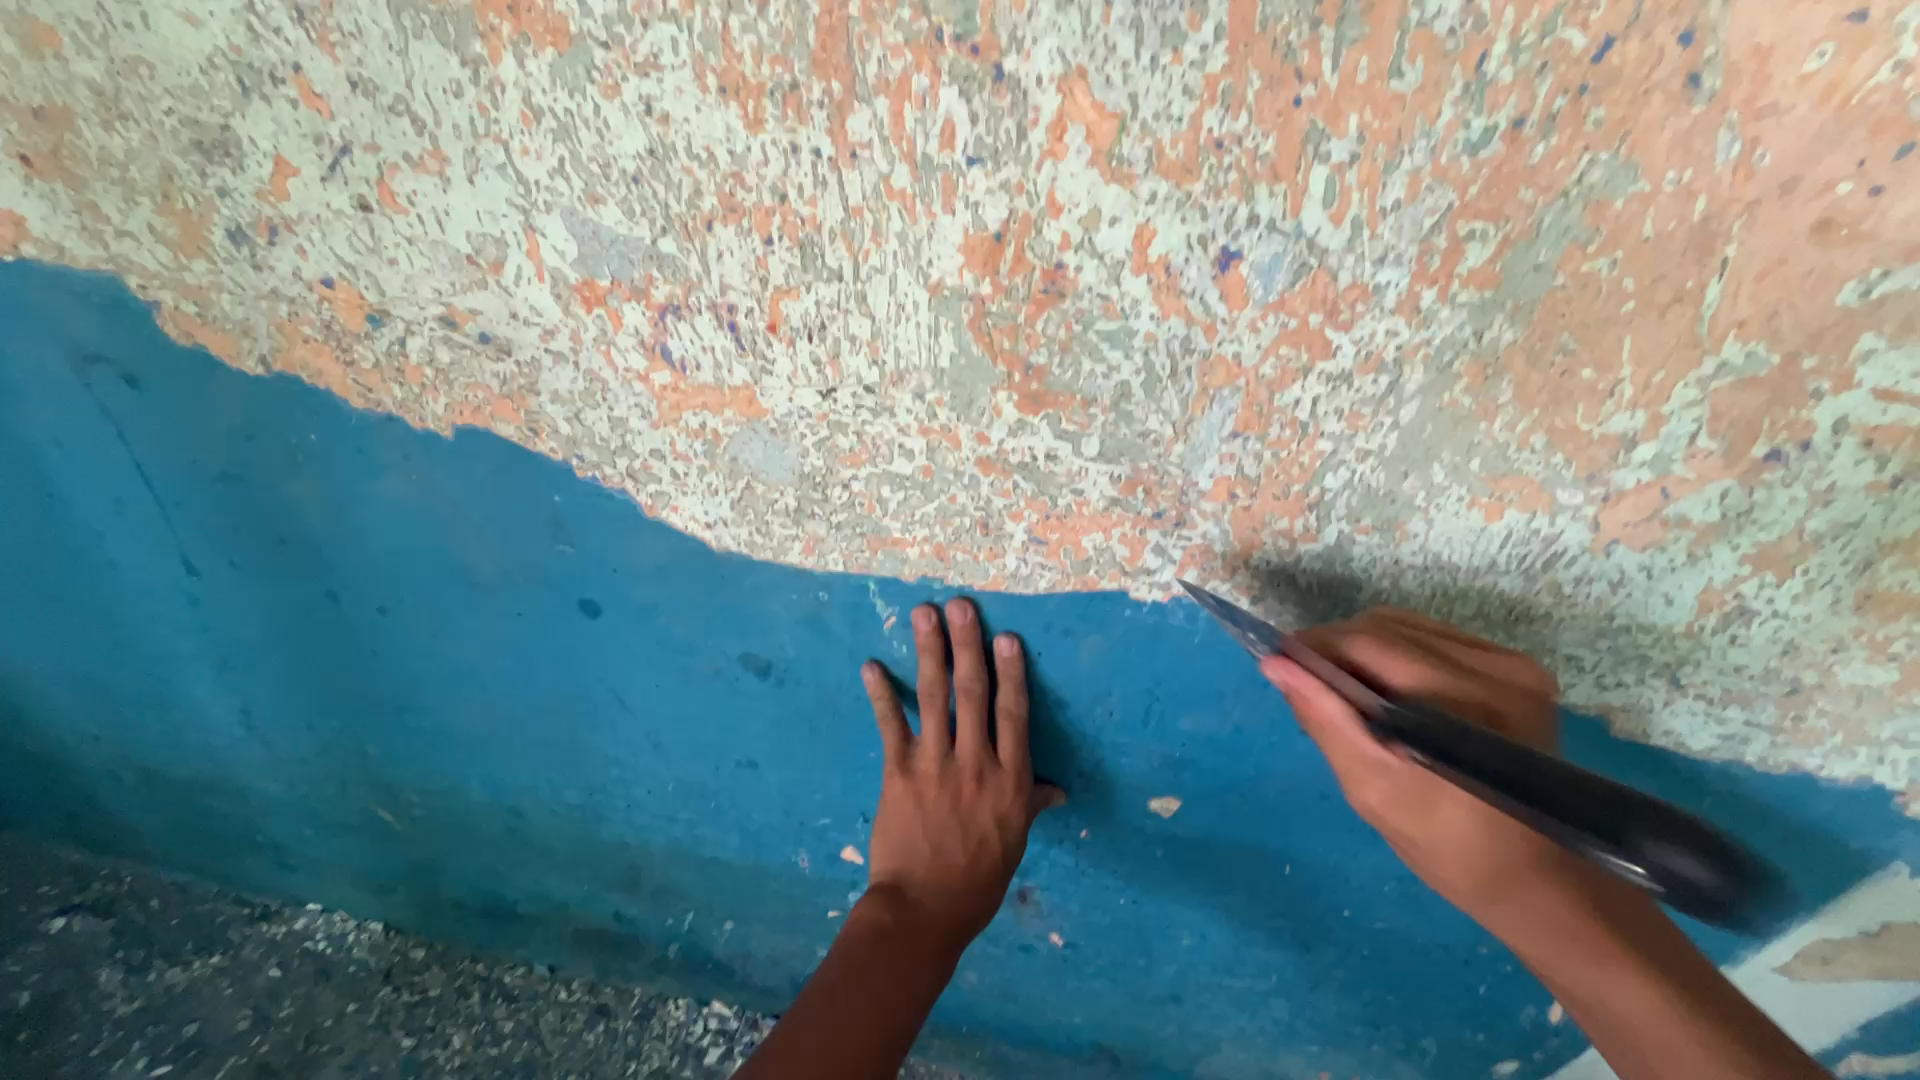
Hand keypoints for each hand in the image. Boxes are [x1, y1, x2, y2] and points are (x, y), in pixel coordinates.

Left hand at [859, 598, 1064, 953]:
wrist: (924, 910)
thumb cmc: (976, 879)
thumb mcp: (1014, 841)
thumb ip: (1031, 805)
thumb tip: (1058, 791)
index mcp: (1009, 780)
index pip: (1014, 715)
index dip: (1011, 673)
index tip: (1007, 637)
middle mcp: (975, 763)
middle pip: (974, 693)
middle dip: (967, 645)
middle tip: (960, 605)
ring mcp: (935, 766)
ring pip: (934, 699)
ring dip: (928, 653)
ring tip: (923, 615)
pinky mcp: (899, 774)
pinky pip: (891, 726)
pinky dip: (880, 695)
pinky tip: (870, 666)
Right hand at [1260, 607, 1609, 931]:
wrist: (1536, 879)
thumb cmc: (1448, 847)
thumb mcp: (1372, 789)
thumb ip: (1326, 719)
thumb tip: (1276, 664)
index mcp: (1468, 702)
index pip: (1370, 642)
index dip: (1315, 645)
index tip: (1277, 665)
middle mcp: (1498, 668)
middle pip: (1388, 627)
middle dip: (1336, 648)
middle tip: (1308, 685)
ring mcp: (1513, 665)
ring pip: (1407, 627)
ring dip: (1363, 649)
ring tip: (1344, 691)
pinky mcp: (1515, 669)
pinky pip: (1433, 640)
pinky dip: (1394, 655)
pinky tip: (1384, 692)